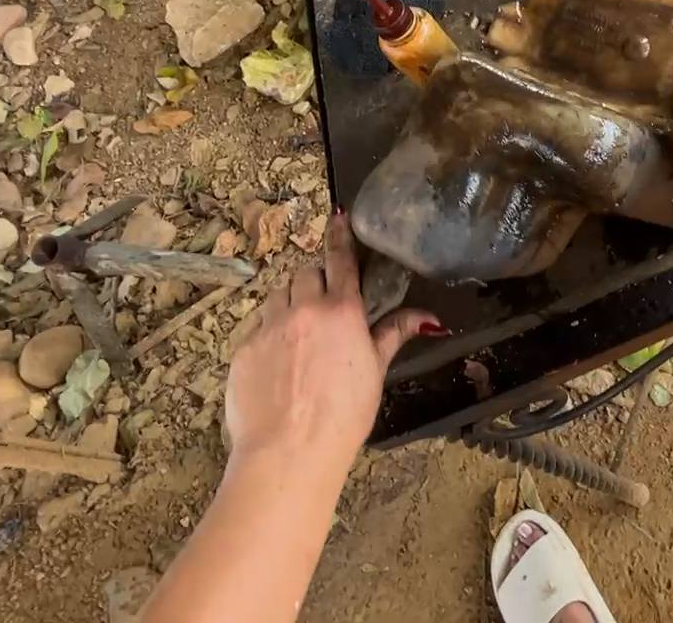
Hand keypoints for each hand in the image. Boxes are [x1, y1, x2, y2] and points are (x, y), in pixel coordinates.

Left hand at [224, 213, 439, 462]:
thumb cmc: (344, 414)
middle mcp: (303, 309)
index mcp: (341, 311)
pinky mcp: (242, 349)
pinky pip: (258, 325)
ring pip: (279, 295)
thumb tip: (430, 317)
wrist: (288, 453)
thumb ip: (395, 333)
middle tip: (324, 300)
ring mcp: (269, 327)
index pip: (340, 260)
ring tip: (300, 329)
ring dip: (291, 301)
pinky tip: (279, 357)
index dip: (340, 237)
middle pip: (306, 273)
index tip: (339, 218)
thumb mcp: (376, 370)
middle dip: (315, 279)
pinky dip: (270, 330)